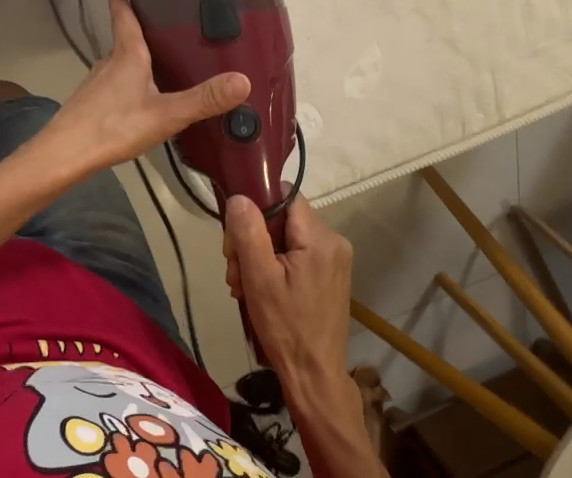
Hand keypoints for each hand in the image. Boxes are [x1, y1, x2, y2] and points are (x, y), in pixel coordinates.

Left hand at [25, 0, 248, 175]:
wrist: (65, 155)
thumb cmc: (114, 126)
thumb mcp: (165, 115)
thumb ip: (202, 99)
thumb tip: (243, 80)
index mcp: (127, 56)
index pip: (123, 18)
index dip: (122, 1)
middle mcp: (109, 63)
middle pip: (124, 42)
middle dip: (140, 35)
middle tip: (165, 31)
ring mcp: (95, 85)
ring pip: (118, 66)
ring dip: (134, 63)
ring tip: (159, 68)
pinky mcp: (89, 105)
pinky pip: (112, 88)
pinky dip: (126, 87)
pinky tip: (139, 104)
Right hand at [224, 195, 353, 391]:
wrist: (314, 376)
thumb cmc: (285, 326)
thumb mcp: (259, 277)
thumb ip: (248, 231)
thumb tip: (239, 197)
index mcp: (320, 238)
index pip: (284, 195)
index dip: (256, 207)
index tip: (238, 235)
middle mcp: (334, 241)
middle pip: (282, 219)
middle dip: (253, 240)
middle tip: (235, 271)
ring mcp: (335, 260)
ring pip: (286, 239)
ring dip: (260, 257)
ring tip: (245, 287)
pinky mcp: (331, 276)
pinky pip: (297, 256)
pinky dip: (275, 268)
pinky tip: (261, 292)